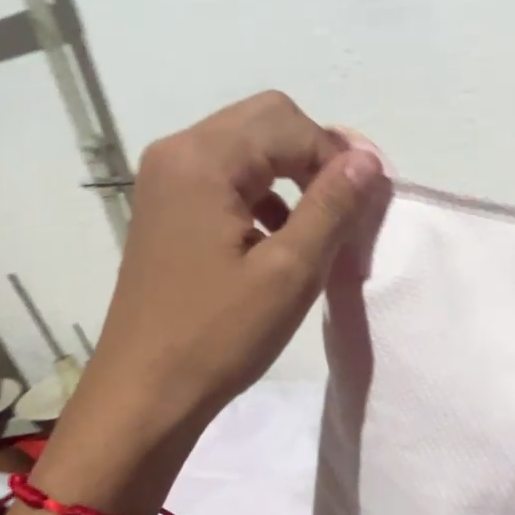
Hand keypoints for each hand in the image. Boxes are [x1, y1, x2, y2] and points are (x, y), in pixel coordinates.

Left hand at [38, 92, 388, 509]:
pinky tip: (280, 243)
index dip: (337, 157)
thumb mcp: (289, 272)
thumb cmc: (219, 336)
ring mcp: (166, 182)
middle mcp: (177, 153)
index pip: (288, 123)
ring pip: (246, 151)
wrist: (146, 392)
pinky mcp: (166, 212)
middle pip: (264, 123)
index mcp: (202, 159)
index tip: (368, 206)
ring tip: (321, 229)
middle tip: (349, 209)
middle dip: (315, 159)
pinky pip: (226, 182)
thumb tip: (368, 160)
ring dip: (291, 178)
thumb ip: (331, 208)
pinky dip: (263, 199)